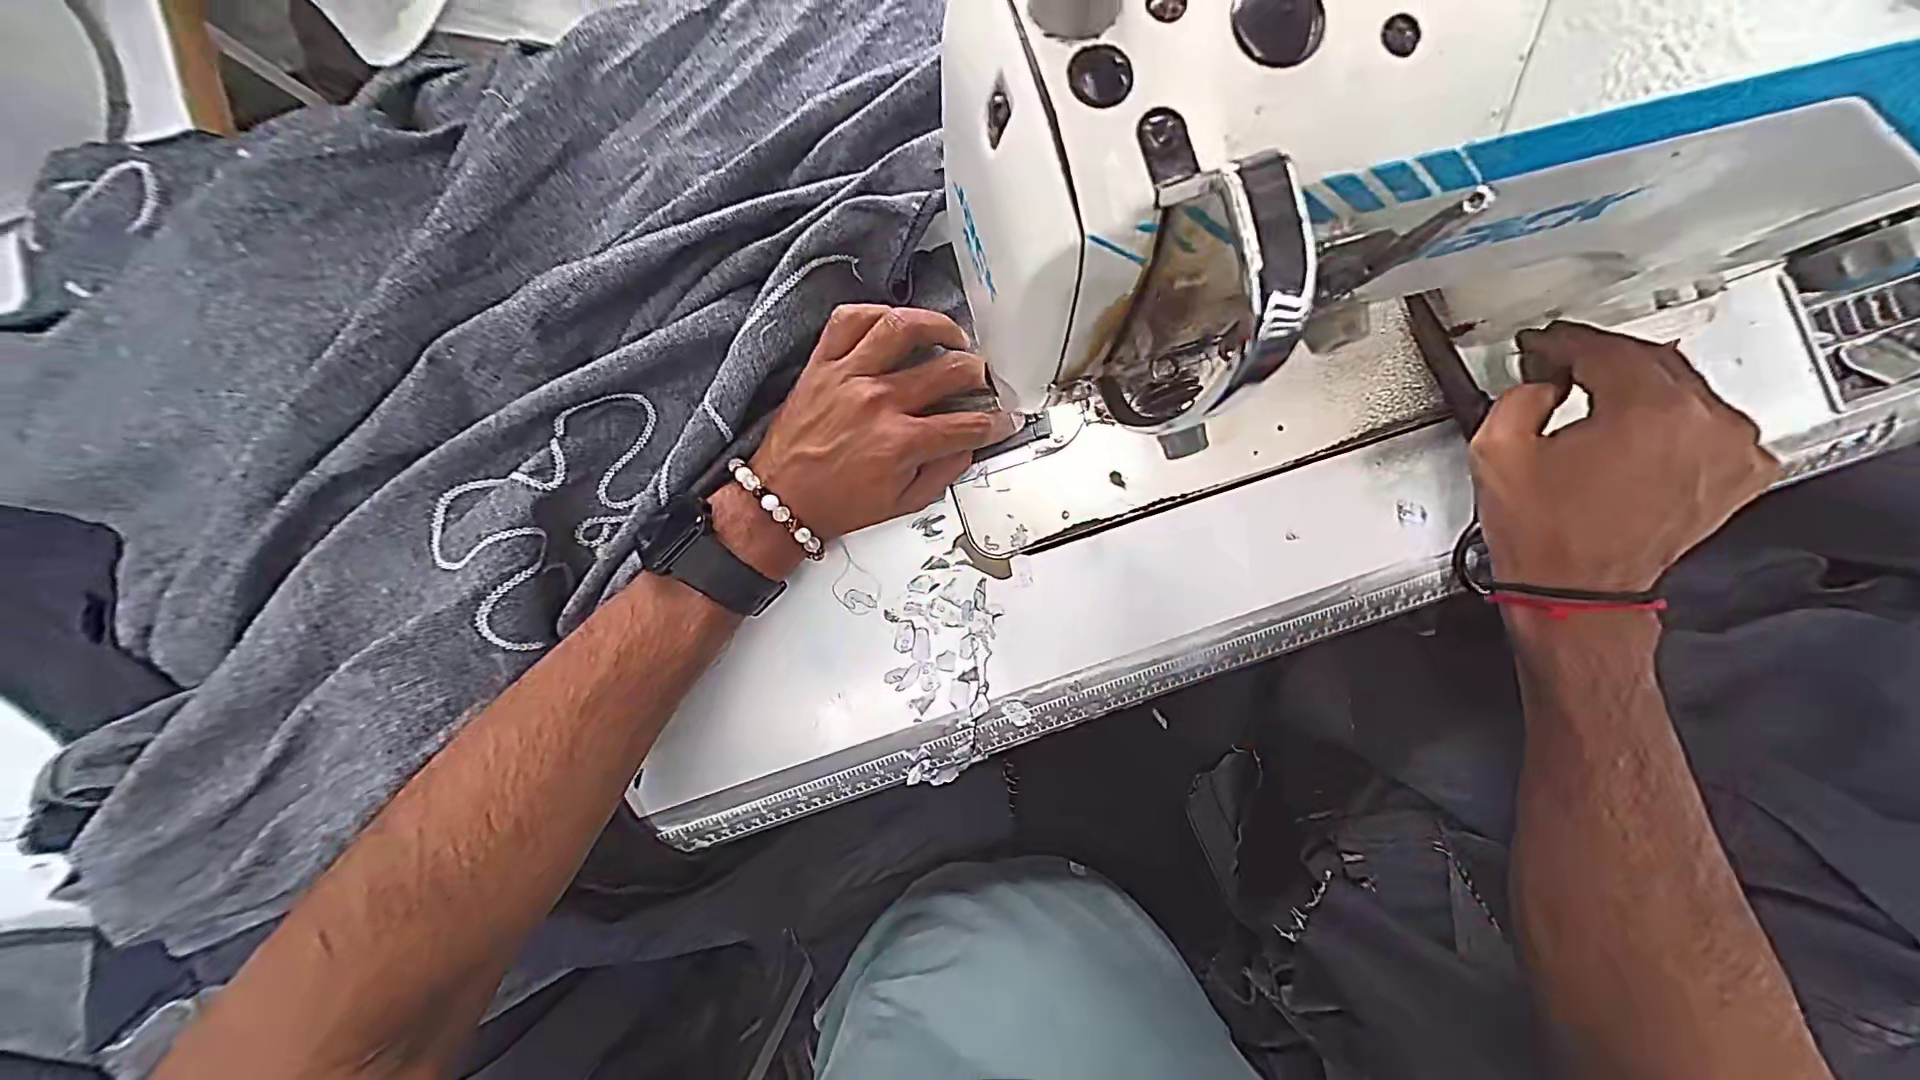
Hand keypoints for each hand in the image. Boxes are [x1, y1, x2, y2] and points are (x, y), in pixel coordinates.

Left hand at [741, 304, 1016, 545]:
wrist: (783, 500)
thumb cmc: (835, 503)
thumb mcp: (903, 502)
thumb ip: (942, 472)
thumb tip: (968, 446)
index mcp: (900, 443)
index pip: (968, 424)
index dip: (995, 421)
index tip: (1002, 419)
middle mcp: (878, 403)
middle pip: (949, 369)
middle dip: (979, 375)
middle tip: (981, 380)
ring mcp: (848, 378)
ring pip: (903, 328)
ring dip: (938, 326)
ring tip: (951, 337)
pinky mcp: (822, 365)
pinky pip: (850, 319)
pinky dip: (877, 313)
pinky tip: (894, 324)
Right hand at [1469, 321, 1778, 593]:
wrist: (1576, 588)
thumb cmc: (1542, 534)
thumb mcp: (1494, 452)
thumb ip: (1517, 397)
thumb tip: (1540, 384)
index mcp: (1646, 412)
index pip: (1605, 350)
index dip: (1564, 341)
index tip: (1544, 343)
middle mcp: (1703, 424)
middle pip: (1652, 362)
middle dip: (1599, 358)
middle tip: (1560, 363)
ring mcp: (1729, 450)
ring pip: (1682, 390)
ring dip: (1635, 386)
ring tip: (1591, 396)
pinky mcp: (1736, 474)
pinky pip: (1705, 424)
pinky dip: (1668, 418)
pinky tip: (1632, 428)